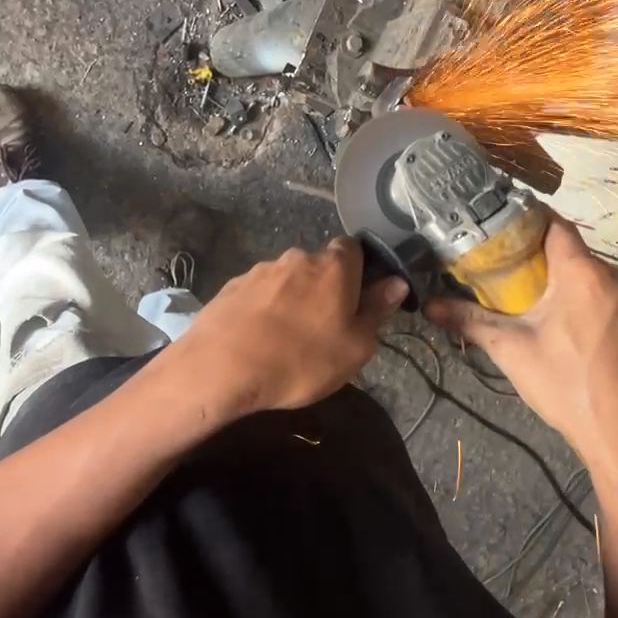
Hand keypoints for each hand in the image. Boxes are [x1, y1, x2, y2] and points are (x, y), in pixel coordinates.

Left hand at [166, 238, 410, 416]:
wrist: (220, 368)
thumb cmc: (300, 360)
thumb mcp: (354, 347)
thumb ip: (376, 311)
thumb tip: (396, 283)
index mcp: (332, 266)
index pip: (354, 248)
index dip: (360, 271)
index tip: (359, 300)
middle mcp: (295, 258)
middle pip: (318, 266)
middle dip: (324, 289)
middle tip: (324, 328)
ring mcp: (258, 271)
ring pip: (286, 280)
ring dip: (292, 301)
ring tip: (286, 340)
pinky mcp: (230, 288)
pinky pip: (258, 294)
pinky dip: (264, 310)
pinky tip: (258, 340)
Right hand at [425, 213, 617, 478]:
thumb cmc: (568, 387)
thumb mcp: (512, 352)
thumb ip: (470, 322)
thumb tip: (427, 306)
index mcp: (583, 274)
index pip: (556, 226)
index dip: (531, 222)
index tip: (507, 230)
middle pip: (579, 260)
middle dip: (550, 269)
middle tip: (521, 290)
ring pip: (605, 287)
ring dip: (580, 296)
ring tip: (555, 324)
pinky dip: (606, 320)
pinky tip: (592, 351)